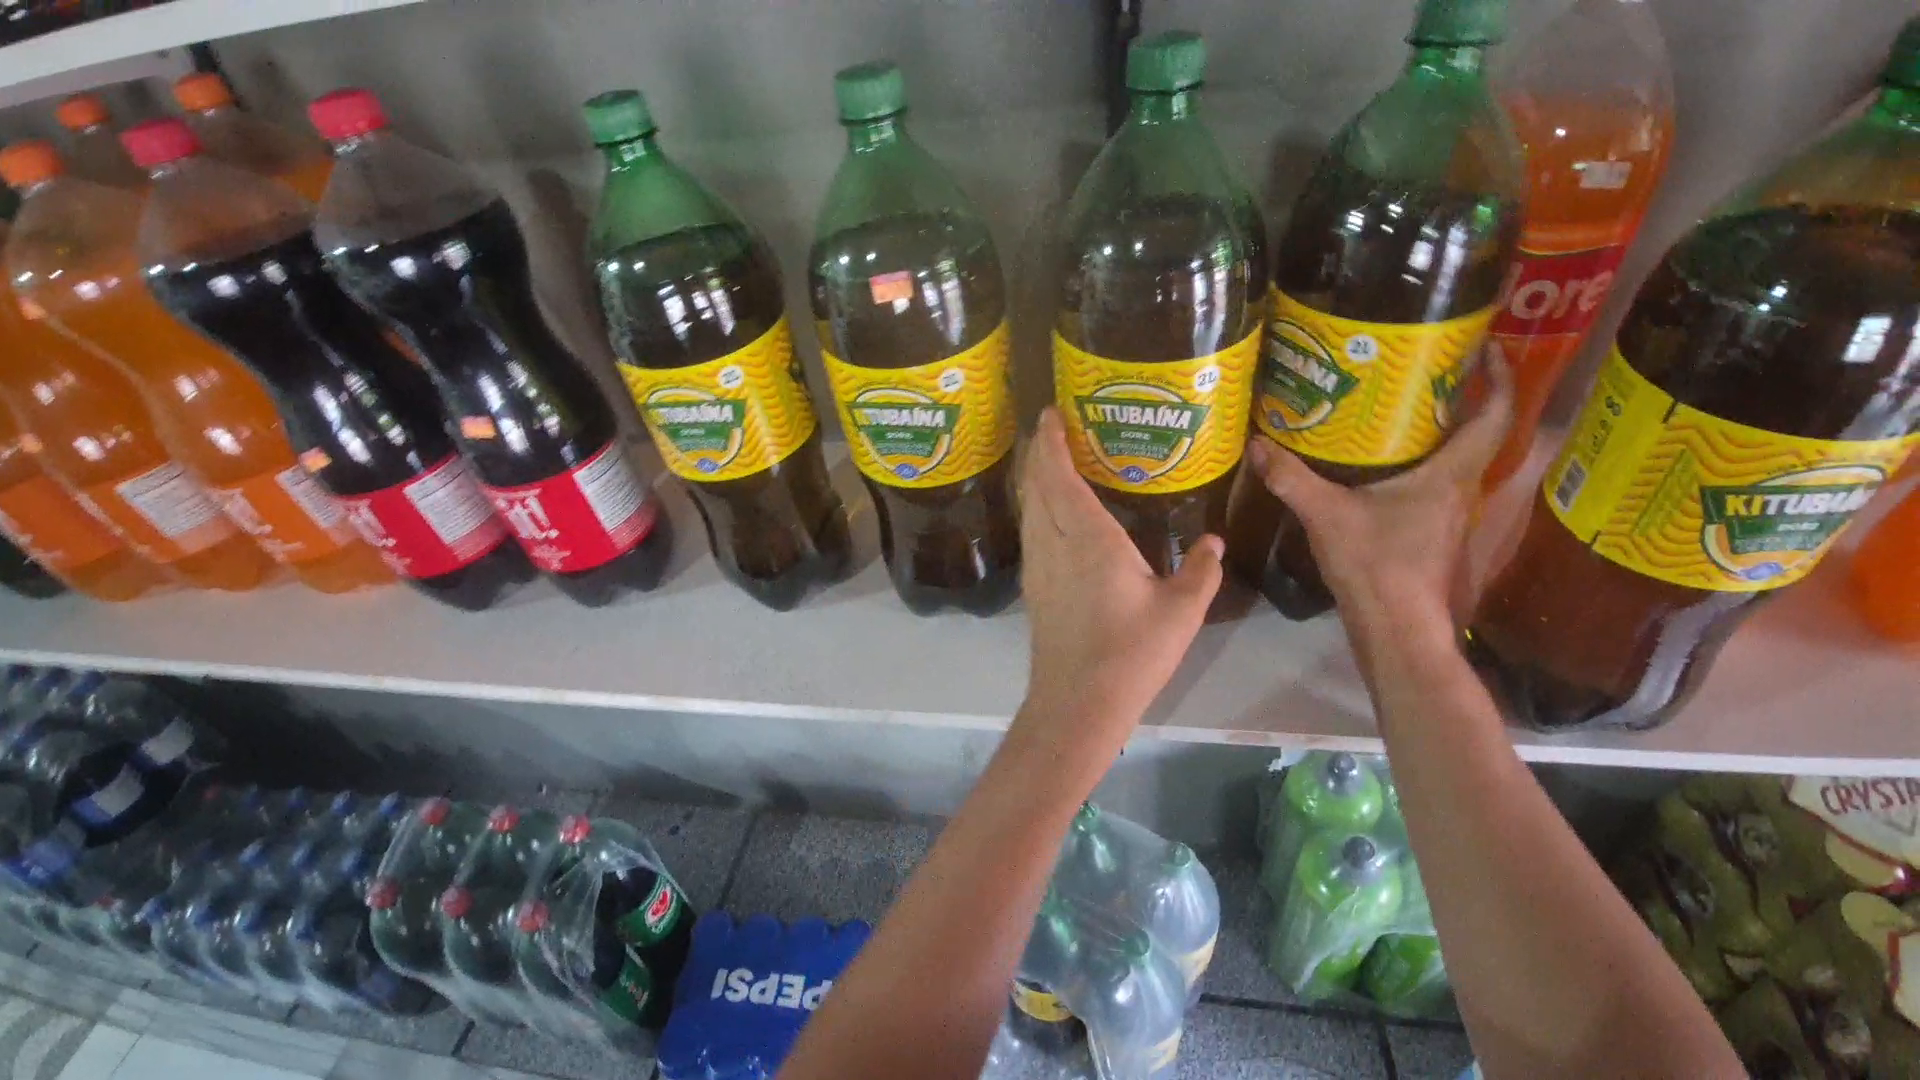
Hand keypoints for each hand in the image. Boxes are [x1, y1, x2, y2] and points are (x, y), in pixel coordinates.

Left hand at [1015, 408, 1223, 750]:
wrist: (1077, 702)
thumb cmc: (1130, 654)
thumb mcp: (1181, 611)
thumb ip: (1201, 570)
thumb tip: (1215, 542)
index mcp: (1088, 537)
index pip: (1060, 475)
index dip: (1052, 441)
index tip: (1053, 414)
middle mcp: (1054, 543)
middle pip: (1036, 485)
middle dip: (1040, 452)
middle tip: (1055, 429)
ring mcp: (1038, 566)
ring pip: (1029, 509)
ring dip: (1036, 479)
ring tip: (1053, 462)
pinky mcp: (1034, 588)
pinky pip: (1031, 532)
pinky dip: (1037, 508)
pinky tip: (1051, 515)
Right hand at [1245, 353, 1513, 651]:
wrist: (1398, 630)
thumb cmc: (1376, 566)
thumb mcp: (1327, 516)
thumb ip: (1293, 478)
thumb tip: (1259, 444)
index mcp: (1451, 475)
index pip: (1495, 415)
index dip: (1499, 377)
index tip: (1483, 347)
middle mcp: (1463, 491)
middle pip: (1480, 435)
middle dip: (1463, 400)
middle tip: (1426, 373)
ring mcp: (1454, 517)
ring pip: (1460, 463)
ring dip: (1443, 436)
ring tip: (1402, 412)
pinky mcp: (1437, 538)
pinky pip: (1439, 487)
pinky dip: (1424, 468)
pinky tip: (1386, 469)